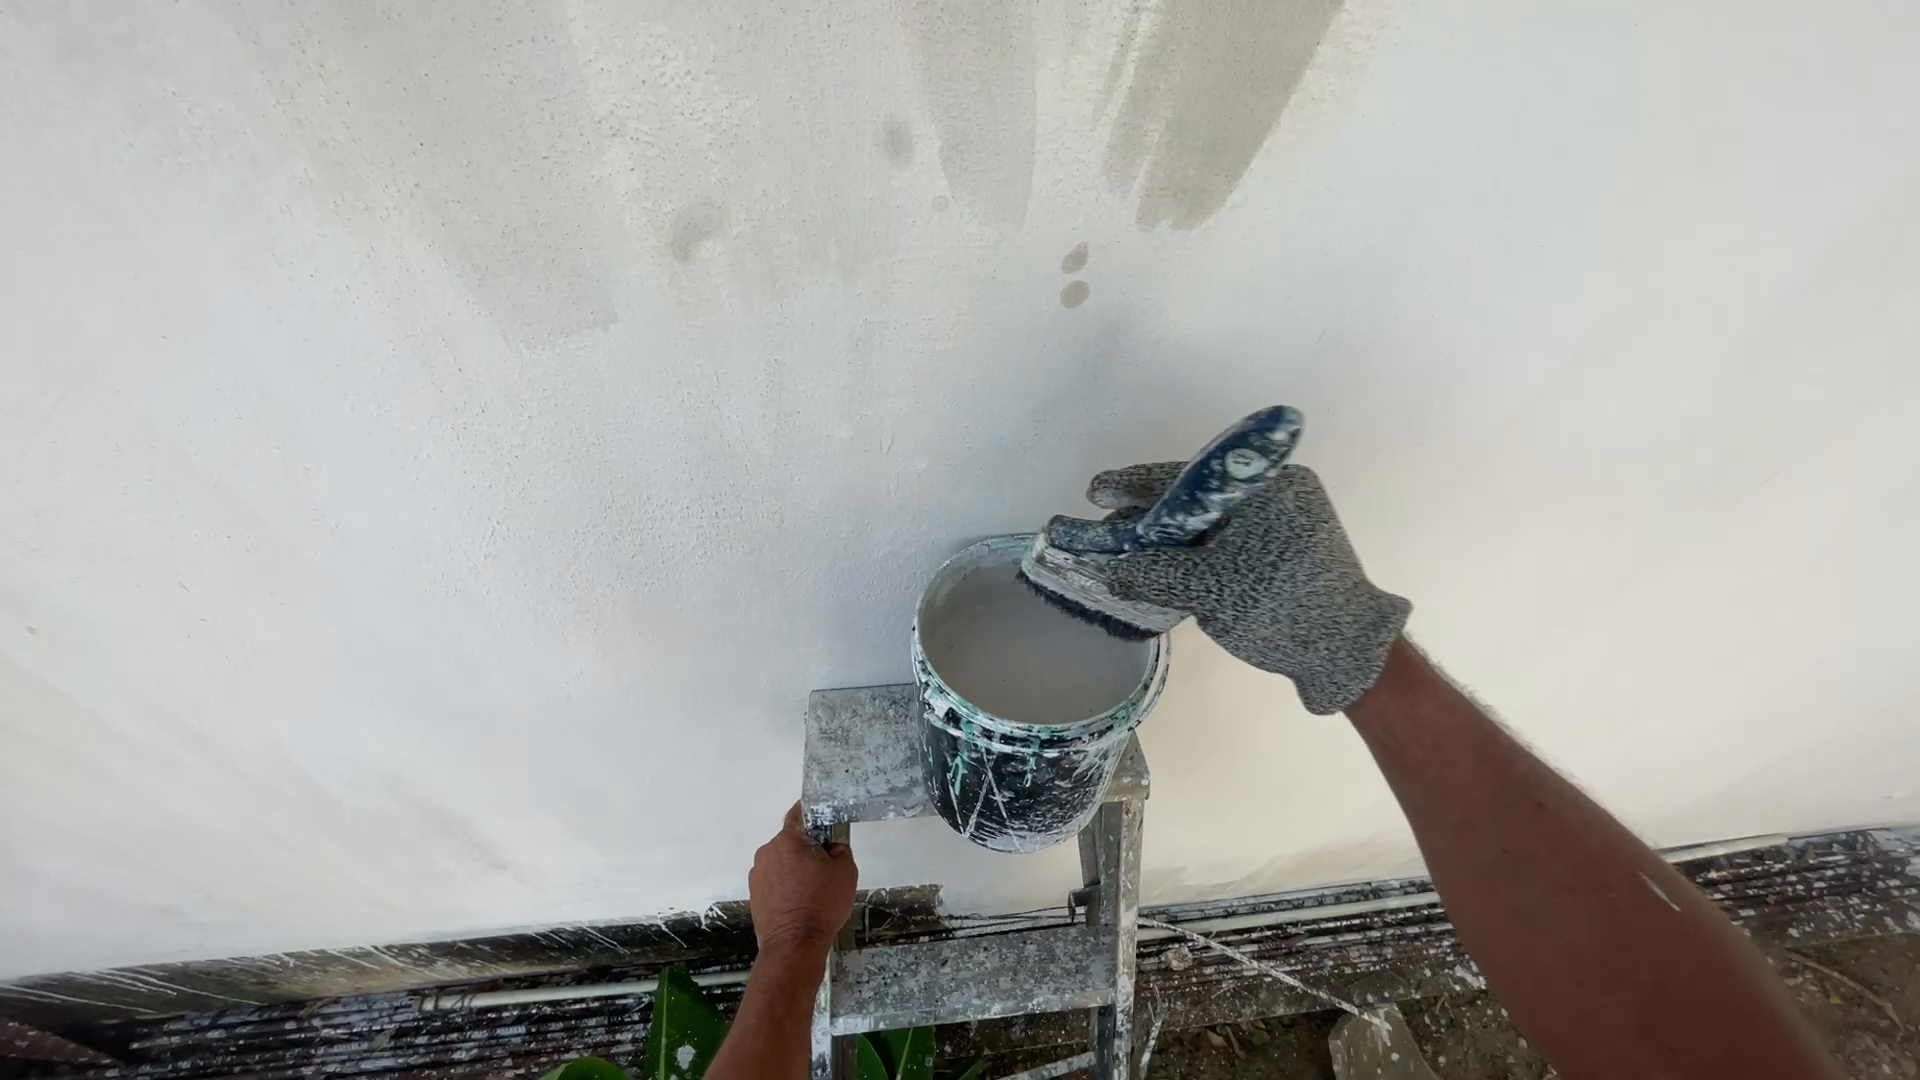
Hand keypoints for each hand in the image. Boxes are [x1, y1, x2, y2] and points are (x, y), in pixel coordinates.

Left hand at [747, 804, 857, 961]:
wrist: (794, 946)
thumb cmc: (821, 904)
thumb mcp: (846, 869)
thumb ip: (839, 847)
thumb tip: (829, 846)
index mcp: (788, 840)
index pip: (799, 813)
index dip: (814, 814)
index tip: (825, 824)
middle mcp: (767, 852)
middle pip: (791, 840)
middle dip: (807, 849)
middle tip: (825, 867)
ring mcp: (757, 874)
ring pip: (782, 861)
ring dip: (795, 868)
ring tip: (811, 890)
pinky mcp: (754, 894)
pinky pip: (774, 879)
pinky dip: (785, 885)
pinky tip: (798, 901)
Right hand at [1088, 461, 1410, 713]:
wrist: (1346, 656)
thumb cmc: (1280, 609)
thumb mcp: (1208, 588)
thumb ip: (1152, 573)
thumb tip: (1107, 571)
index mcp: (1264, 487)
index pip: (1185, 478)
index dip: (1135, 485)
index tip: (1096, 490)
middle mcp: (1274, 494)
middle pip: (1194, 499)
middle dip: (1147, 517)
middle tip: (1106, 530)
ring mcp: (1279, 523)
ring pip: (1206, 523)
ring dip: (1166, 539)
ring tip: (1125, 552)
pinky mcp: (1280, 550)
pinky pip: (1223, 541)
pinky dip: (1191, 553)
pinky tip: (1161, 565)